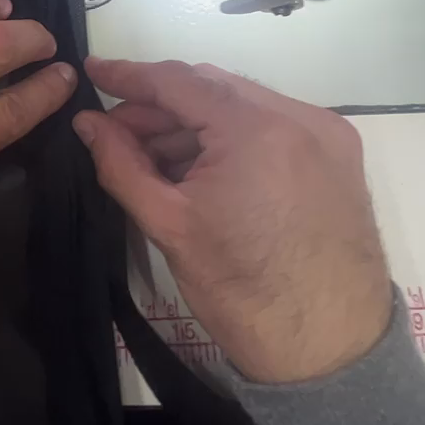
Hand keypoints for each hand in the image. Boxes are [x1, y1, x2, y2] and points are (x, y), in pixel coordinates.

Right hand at [75, 58, 390, 383]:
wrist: (330, 354)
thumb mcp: (167, 223)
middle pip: (210, 88)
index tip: (92, 70)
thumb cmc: (241, 290)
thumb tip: (86, 122)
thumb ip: (119, 162)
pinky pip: (268, 124)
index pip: (179, 81)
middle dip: (158, 104)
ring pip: (239, 104)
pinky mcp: (338, 155)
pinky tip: (195, 165)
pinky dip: (227, 135)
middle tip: (114, 129)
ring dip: (190, 121)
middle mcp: (300, 117)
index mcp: (258, 131)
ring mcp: (326, 134)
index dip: (129, 74)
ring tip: (149, 154)